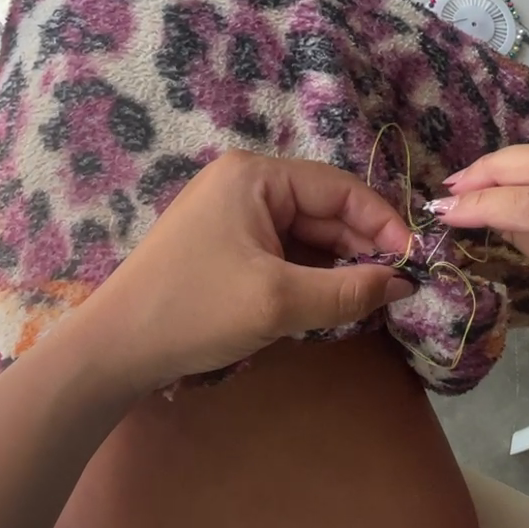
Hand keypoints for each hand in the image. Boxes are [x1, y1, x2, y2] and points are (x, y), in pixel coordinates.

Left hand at [82, 151, 415, 389]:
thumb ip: (348, 290)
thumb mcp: (279, 302)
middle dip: (361, 248)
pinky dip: (312, 275)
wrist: (114, 350)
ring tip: (373, 297)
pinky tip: (335, 300)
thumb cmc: (195, 310)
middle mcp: (247, 184)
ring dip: (339, 265)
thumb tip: (405, 283)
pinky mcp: (229, 245)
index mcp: (255, 176)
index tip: (414, 261)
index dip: (381, 223)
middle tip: (398, 287)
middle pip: (324, 210)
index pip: (338, 189)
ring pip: (307, 234)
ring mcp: (235, 214)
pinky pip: (285, 251)